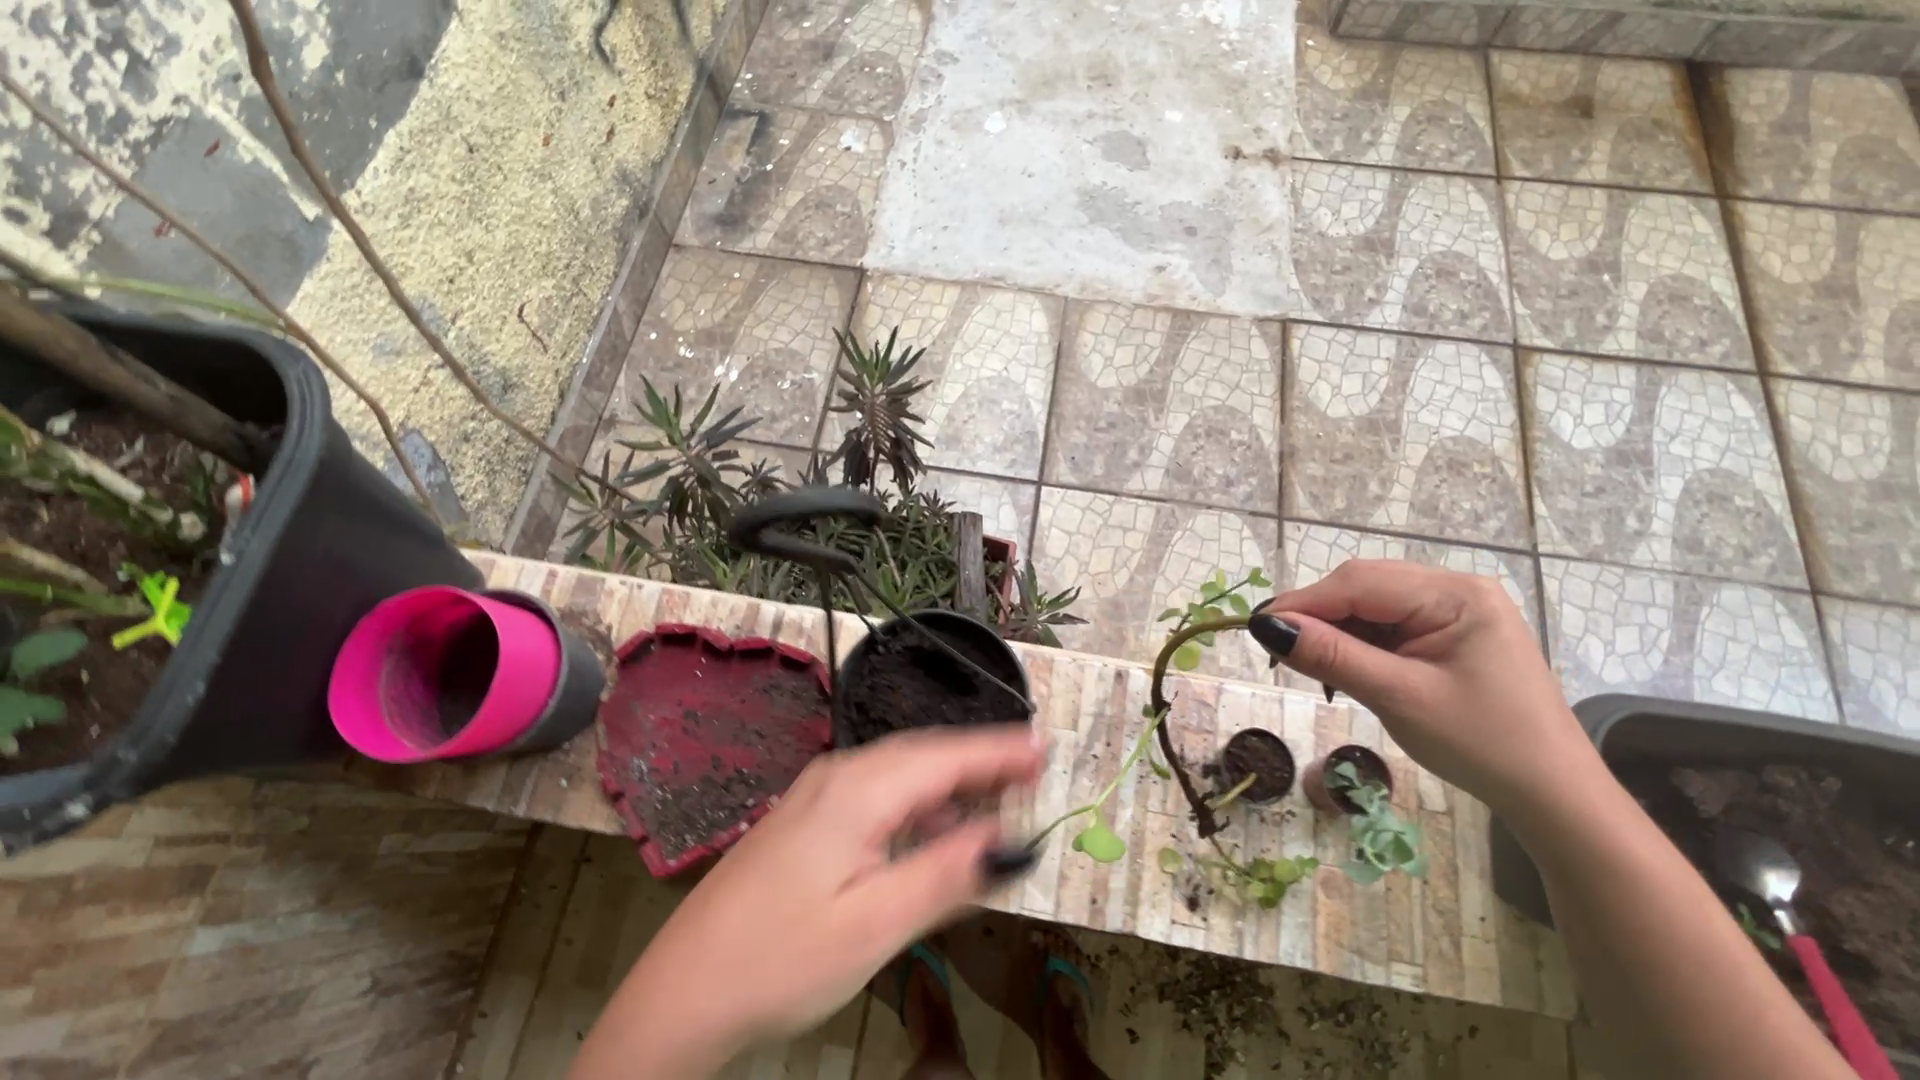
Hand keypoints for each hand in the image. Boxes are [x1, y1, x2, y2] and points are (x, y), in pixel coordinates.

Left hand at [571, 726, 1044, 1078]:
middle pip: (923, 756)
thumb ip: (946, 874)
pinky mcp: (804, 823)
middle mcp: (836, 778)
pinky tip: (931, 833)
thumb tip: (1009, 840)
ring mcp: (815, 798)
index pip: (945, 756)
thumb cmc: (781, 960)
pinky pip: (876, 797)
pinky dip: (917, 805)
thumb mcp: (875, 925)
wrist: (683, 991)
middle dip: (980, 761)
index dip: (999, 751)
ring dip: (950, 784)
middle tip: (1033, 770)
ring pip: (899, 775)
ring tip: (996, 800)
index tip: (1046, 747)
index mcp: (857, 791)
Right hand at [1251, 560, 1600, 813]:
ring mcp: (1456, 611)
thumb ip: (1333, 656)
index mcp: (1456, 594)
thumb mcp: (1399, 698)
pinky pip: (1389, 625)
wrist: (1551, 793)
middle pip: (1364, 587)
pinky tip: (1344, 667)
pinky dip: (1358, 643)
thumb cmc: (1481, 744)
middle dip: (1317, 615)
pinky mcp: (1450, 635)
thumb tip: (1266, 626)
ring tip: (1306, 663)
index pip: (1359, 583)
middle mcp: (1457, 589)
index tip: (1254, 628)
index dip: (1302, 602)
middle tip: (1275, 649)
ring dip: (1335, 630)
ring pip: (1372, 606)